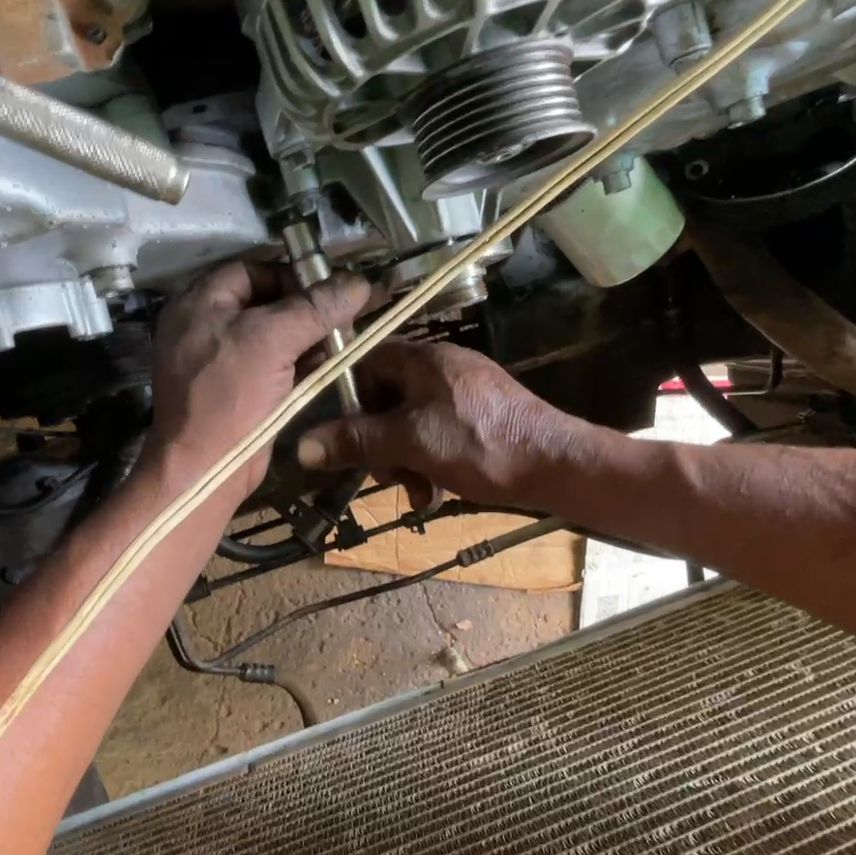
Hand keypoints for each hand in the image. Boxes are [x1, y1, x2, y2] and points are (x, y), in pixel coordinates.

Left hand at [147, 262, 373, 502]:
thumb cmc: (230, 395)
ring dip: (310, 337)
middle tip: (344, 315)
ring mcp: (221, 363)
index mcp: (199, 303)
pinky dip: (302, 363)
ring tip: (345, 339)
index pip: (252, 270)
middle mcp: (206, 327)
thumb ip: (315, 308)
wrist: (205, 469)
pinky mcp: (238, 392)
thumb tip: (359, 282)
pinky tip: (332, 364)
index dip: (292, 275)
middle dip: (307, 308)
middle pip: (266, 303)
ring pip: (273, 336)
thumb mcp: (272, 340)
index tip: (330, 289)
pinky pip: (274, 366)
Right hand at [294, 340, 586, 508]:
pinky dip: (429, 462)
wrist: (555, 465)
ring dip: (404, 460)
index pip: (364, 362)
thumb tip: (300, 446)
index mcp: (423, 359)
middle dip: (379, 443)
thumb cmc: (479, 444)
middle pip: (386, 399)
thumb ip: (356, 441)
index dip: (346, 398)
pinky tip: (436, 494)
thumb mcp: (410, 443)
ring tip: (417, 494)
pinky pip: (437, 434)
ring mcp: (463, 393)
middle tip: (385, 476)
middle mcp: (441, 368)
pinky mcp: (480, 417)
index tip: (341, 437)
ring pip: (411, 423)